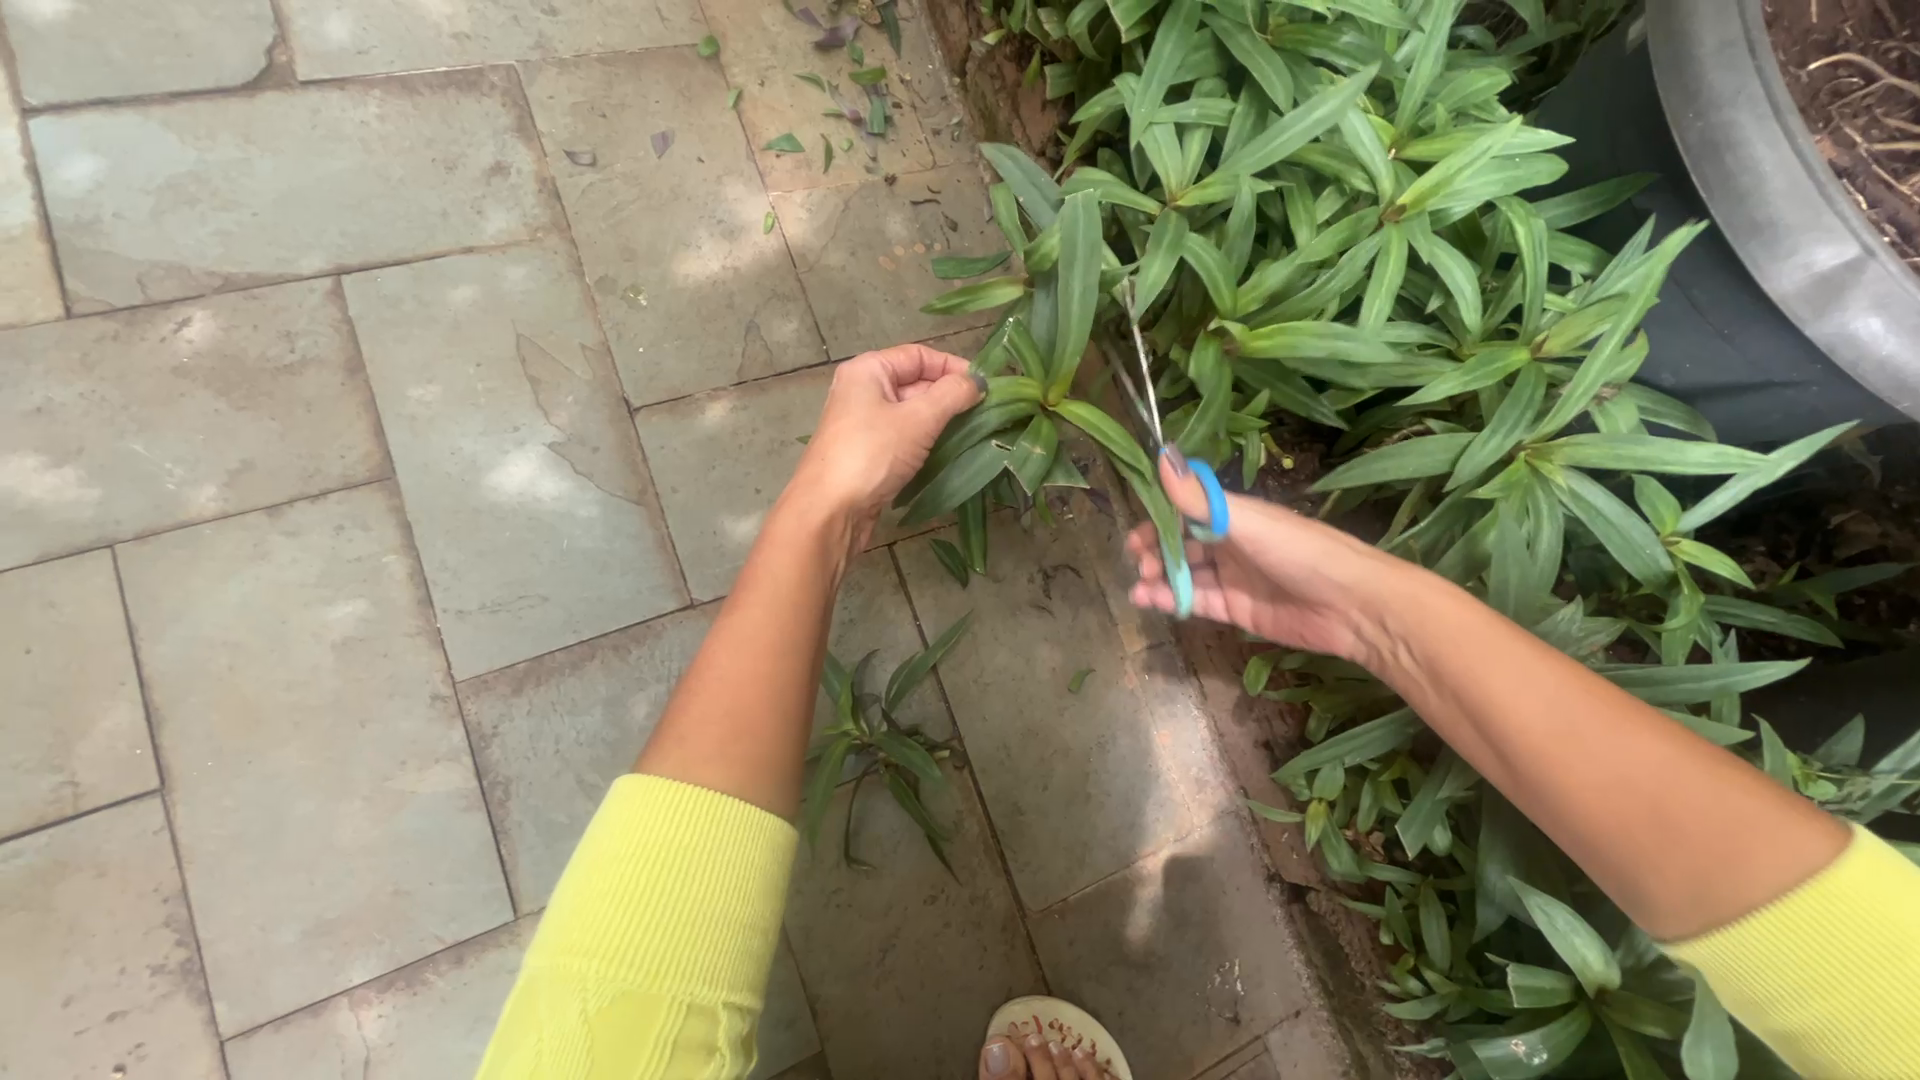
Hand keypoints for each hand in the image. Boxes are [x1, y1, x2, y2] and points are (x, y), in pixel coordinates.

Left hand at [787, 344, 984, 547]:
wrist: (830, 510)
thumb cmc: (872, 454)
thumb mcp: (918, 419)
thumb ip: (952, 395)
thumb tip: (979, 382)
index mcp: (868, 371)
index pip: (919, 355)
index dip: (953, 366)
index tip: (986, 385)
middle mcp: (862, 391)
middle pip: (915, 383)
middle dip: (950, 395)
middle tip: (987, 411)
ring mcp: (863, 424)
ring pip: (911, 413)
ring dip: (942, 420)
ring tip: (976, 430)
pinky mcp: (869, 454)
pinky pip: (904, 437)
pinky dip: (927, 441)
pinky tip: (950, 451)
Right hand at [1126, 452, 1419, 665]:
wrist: (1353, 607)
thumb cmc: (1302, 552)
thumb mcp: (1246, 521)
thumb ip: (1199, 497)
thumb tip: (1160, 454)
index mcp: (1236, 515)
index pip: (1186, 510)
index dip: (1159, 519)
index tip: (1135, 532)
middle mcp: (1231, 543)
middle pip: (1182, 543)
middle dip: (1156, 551)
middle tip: (1140, 563)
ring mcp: (1232, 577)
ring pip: (1185, 573)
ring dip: (1158, 577)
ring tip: (1139, 588)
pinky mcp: (1236, 608)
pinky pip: (1196, 601)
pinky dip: (1171, 600)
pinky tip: (1150, 601)